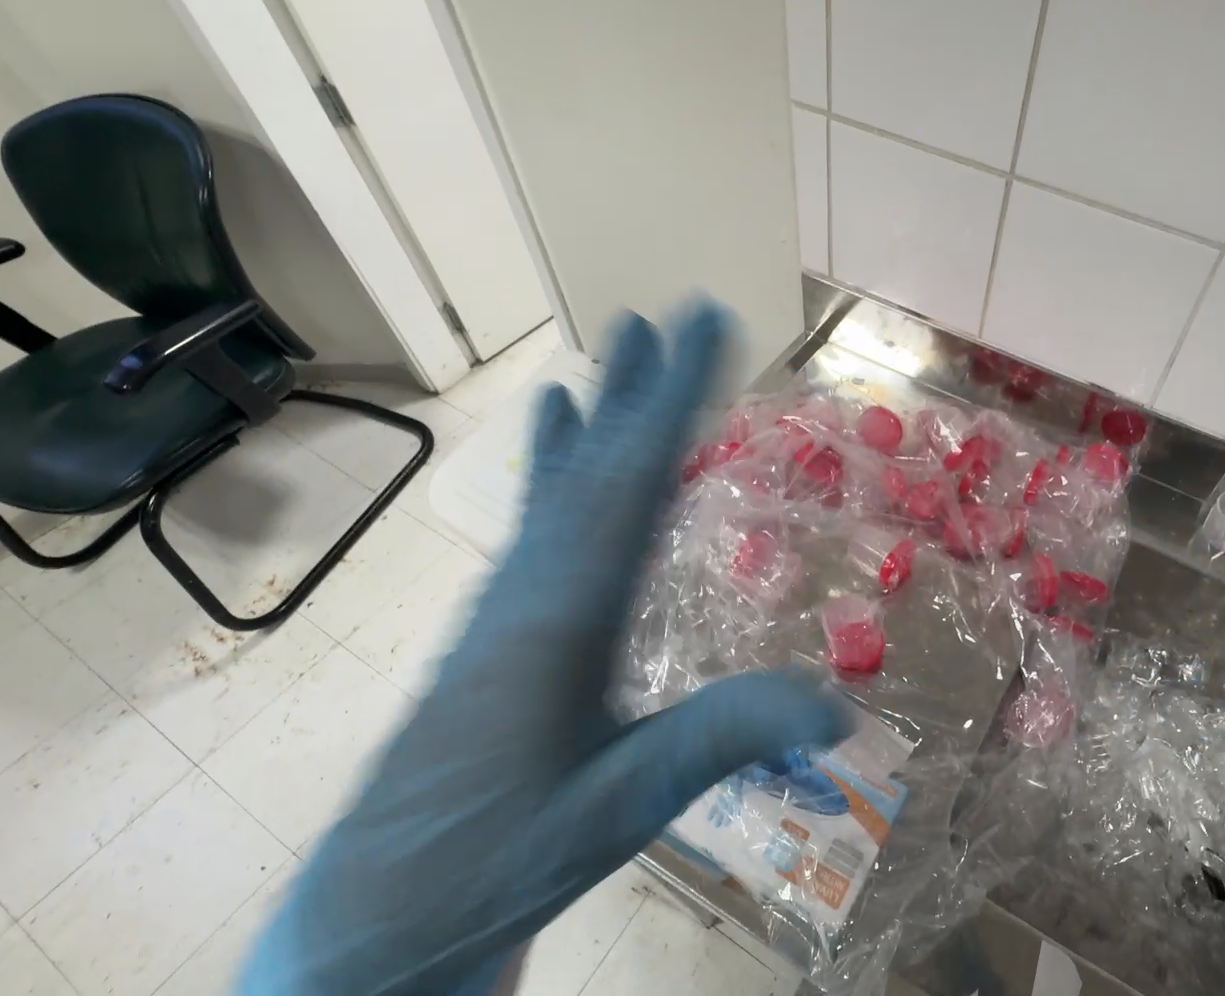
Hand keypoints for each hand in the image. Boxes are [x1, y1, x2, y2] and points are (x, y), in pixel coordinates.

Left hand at [240, 306, 849, 993]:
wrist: (380, 911)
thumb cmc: (503, 852)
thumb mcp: (623, 802)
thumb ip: (725, 738)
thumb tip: (843, 706)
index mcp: (567, 609)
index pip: (634, 481)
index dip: (674, 400)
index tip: (703, 327)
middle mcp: (532, 582)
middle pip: (593, 464)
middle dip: (636, 386)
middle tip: (663, 313)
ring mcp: (507, 597)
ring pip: (561, 482)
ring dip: (597, 411)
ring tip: (614, 345)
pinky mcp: (499, 619)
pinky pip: (538, 517)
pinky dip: (551, 462)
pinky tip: (551, 429)